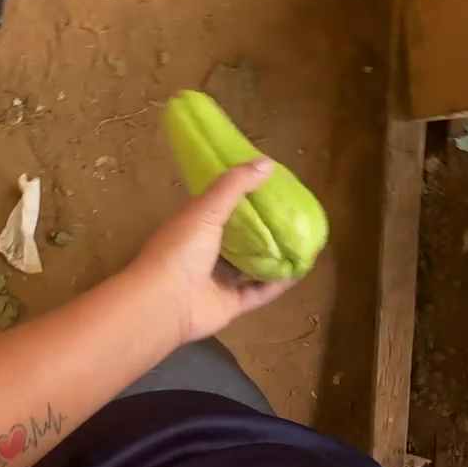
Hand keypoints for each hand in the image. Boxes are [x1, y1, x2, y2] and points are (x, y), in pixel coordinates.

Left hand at [130, 158, 298, 344]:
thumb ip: (234, 186)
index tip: (273, 186)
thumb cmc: (181, 250)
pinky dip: (278, 284)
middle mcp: (207, 251)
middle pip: (241, 238)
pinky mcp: (231, 304)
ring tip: (302, 242)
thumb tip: (267, 162)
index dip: (246, 197)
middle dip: (265, 229)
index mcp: (196, 226)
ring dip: (275, 256)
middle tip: (294, 215)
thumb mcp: (206, 209)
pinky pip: (259, 292)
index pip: (224, 207)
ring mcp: (219, 280)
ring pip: (252, 267)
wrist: (165, 303)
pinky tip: (299, 271)